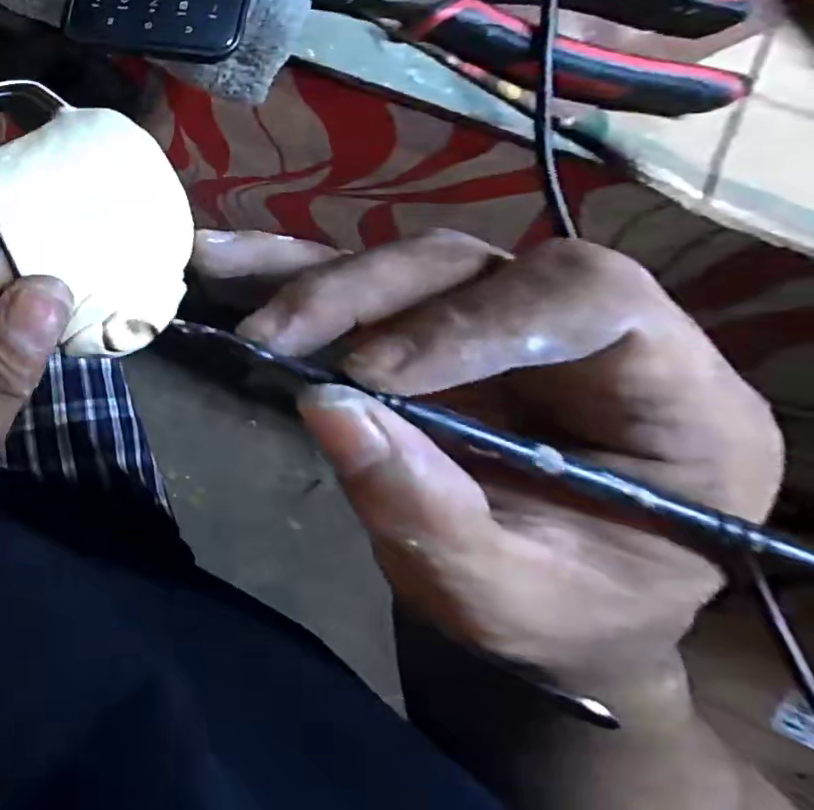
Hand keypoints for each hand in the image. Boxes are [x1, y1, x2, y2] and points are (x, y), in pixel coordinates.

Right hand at [193, 229, 783, 689]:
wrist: (523, 600)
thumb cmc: (547, 609)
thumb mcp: (499, 591)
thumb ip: (425, 507)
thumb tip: (324, 406)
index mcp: (663, 397)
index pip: (587, 299)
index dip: (470, 319)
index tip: (368, 375)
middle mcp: (570, 336)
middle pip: (461, 264)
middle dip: (354, 295)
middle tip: (268, 341)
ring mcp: (480, 320)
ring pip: (390, 261)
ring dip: (296, 274)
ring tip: (208, 272)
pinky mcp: (408, 326)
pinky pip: (342, 278)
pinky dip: (270, 270)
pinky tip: (211, 260)